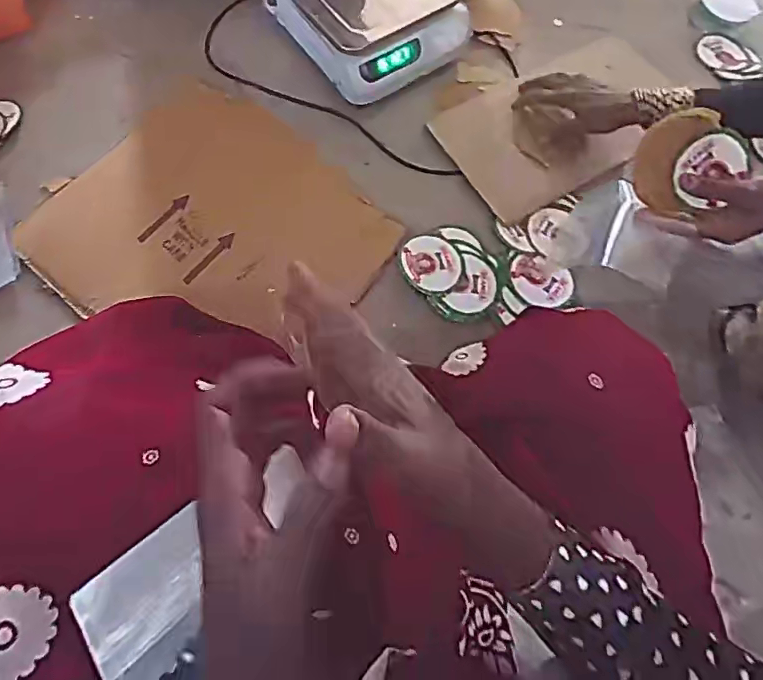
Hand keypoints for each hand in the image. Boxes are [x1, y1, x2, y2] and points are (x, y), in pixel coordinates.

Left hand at [198, 359, 355, 679]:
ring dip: (294, 417)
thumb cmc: (262, 637)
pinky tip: (334, 458)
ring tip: (335, 414)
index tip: (300, 367)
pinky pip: (278, 468)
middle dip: (279, 390)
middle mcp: (229, 487)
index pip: (215, 406)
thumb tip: (344, 418)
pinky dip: (304, 449)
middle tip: (327, 385)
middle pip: (239, 415)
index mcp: (222, 488)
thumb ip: (317, 496)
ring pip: (261, 439)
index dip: (249, 376)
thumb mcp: (290, 567)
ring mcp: (245, 506)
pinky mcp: (264, 525)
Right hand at [282, 263, 557, 587]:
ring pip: (345, 344)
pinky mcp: (382, 404)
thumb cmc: (438, 477)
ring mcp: (381, 388)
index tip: (297, 270)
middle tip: (293, 274)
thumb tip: (335, 413)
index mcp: (380, 379)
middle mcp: (378, 374)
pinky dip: (329, 352)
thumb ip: (370, 438)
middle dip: (317, 303)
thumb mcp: (404, 462)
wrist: (469, 492)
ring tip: (298, 302)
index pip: (343, 333)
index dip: (319, 303)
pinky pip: (347, 368)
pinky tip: (320, 356)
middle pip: (343, 330)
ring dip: (322, 321)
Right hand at [512, 73, 645, 156]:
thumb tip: (542, 137)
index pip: (539, 96)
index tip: (515, 105)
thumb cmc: (607, 117)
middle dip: (532, 85)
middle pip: (546, 83)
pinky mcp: (594, 80)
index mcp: (565, 96)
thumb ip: (561, 131)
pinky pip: (570, 76)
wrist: (632, 103)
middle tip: (521, 89)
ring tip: (538, 81)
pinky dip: (561, 77)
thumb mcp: (582, 127)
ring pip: (558, 77)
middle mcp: (571, 85)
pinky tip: (565, 79)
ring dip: (545, 79)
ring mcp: (583, 80)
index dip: (526, 100)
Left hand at [642, 172, 762, 243]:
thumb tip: (682, 180)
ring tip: (660, 184)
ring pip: (696, 209)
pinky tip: (692, 176)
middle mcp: (721, 227)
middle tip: (644, 193)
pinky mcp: (738, 207)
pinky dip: (699, 190)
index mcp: (721, 229)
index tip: (638, 212)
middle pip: (684, 219)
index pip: (681, 226)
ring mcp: (730, 218)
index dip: (659, 219)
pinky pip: (710, 200)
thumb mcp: (747, 191)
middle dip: (665, 208)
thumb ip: (714, 186)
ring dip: (680, 198)